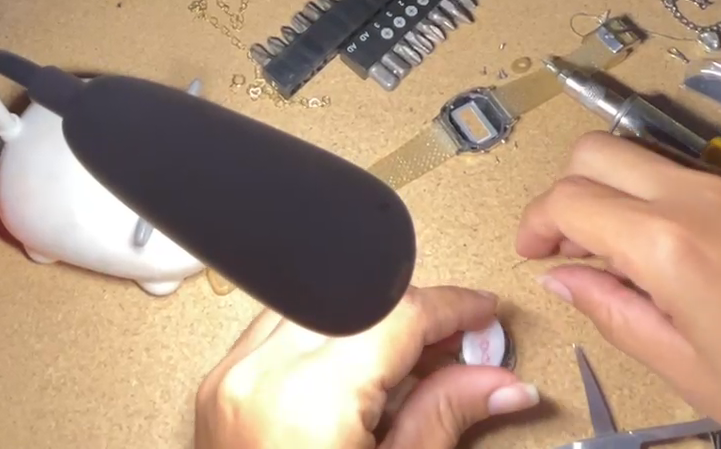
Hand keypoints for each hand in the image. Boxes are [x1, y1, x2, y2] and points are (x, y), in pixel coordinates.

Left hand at [195, 285, 539, 448]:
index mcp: (308, 402)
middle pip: (360, 301)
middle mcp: (261, 371)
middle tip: (457, 346)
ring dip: (370, 321)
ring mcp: (231, 372)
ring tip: (407, 364)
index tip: (483, 313)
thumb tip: (502, 382)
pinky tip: (354, 374)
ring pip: (323, 305)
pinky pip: (284, 328)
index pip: (395, 315)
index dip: (450, 307)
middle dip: (414, 315)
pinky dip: (327, 337)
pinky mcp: (218, 380)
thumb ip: (444, 418)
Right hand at [517, 133, 720, 448]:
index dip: (535, 223)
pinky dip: (653, 192)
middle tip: (565, 246)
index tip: (532, 256)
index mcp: (670, 243)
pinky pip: (685, 170)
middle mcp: (697, 192)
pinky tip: (670, 251)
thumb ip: (615, 312)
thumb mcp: (697, 377)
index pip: (569, 199)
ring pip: (640, 151)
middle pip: (595, 150)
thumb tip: (562, 278)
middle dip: (565, 190)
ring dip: (610, 186)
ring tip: (614, 250)